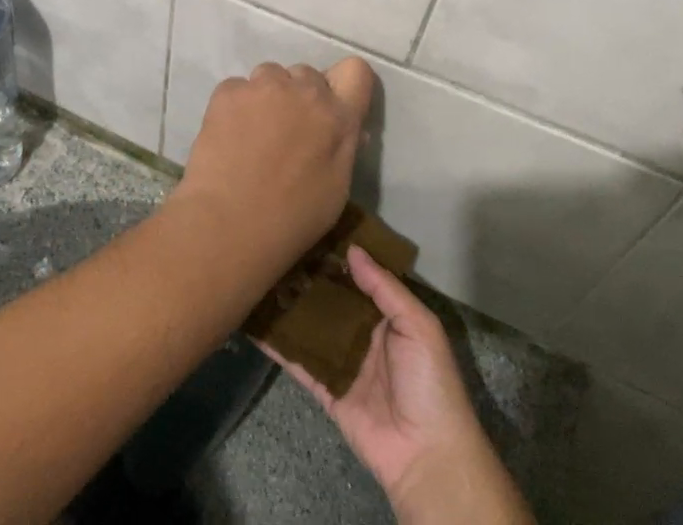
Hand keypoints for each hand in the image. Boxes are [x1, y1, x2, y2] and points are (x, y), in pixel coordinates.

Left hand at [172, 58, 375, 270]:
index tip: (330, 105)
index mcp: (339, 117)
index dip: (343, 84)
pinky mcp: (228, 92)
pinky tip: (228, 134)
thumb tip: (339, 128)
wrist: (229, 222)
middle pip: (307, 74)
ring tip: (253, 132)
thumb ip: (342, 147)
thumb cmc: (292, 217)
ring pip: (270, 76)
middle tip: (285, 130)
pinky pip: (237, 87)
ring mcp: (264, 87)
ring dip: (267, 96)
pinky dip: (235, 104)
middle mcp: (305, 91)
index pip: (356, 71)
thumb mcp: (337, 187)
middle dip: (299, 95)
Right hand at [266, 247, 533, 524]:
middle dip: (310, 280)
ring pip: (311, 329)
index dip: (340, 259)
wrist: (424, 452)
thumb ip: (385, 289)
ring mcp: (343, 363)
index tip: (312, 231)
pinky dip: (276, 345)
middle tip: (277, 249)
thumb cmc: (429, 382)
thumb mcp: (418, 327)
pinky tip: (254, 323)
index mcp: (391, 318)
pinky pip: (297, 362)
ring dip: (289, 308)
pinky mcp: (325, 388)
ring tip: (259, 278)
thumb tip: (353, 251)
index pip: (362, 281)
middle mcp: (365, 336)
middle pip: (332, 303)